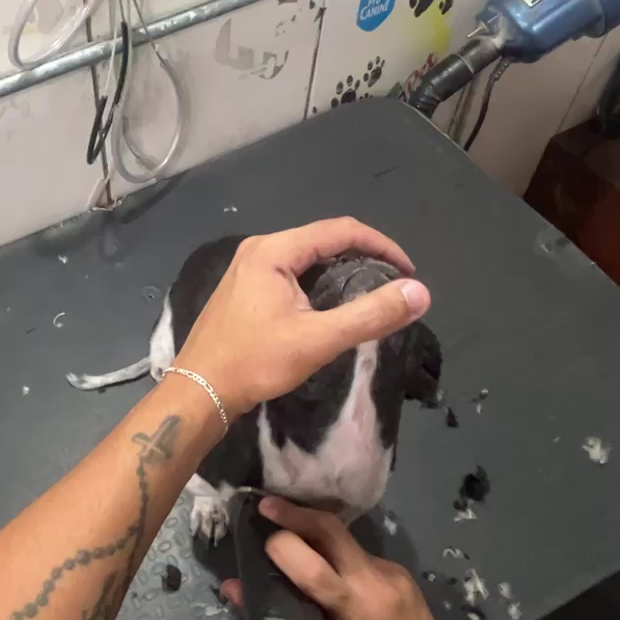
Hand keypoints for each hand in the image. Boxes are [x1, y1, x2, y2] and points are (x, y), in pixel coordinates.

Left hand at [171, 218, 429, 412]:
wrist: (200, 389)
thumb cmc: (255, 362)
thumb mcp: (318, 340)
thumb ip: (371, 315)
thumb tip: (420, 292)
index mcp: (273, 250)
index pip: (340, 230)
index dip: (381, 245)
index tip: (408, 273)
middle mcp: (259, 249)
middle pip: (323, 239)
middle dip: (363, 257)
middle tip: (392, 286)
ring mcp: (248, 267)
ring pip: (307, 257)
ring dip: (341, 270)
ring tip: (369, 297)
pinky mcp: (245, 287)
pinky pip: (291, 273)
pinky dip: (318, 282)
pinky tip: (331, 307)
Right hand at [221, 496, 472, 619]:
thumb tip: (231, 586)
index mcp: (354, 609)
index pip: (311, 562)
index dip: (282, 543)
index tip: (259, 531)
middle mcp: (376, 581)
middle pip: (330, 528)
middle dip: (294, 513)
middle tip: (266, 505)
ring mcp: (392, 572)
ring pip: (344, 540)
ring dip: (316, 536)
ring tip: (293, 537)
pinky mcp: (401, 572)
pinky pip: (360, 555)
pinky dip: (338, 557)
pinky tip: (329, 571)